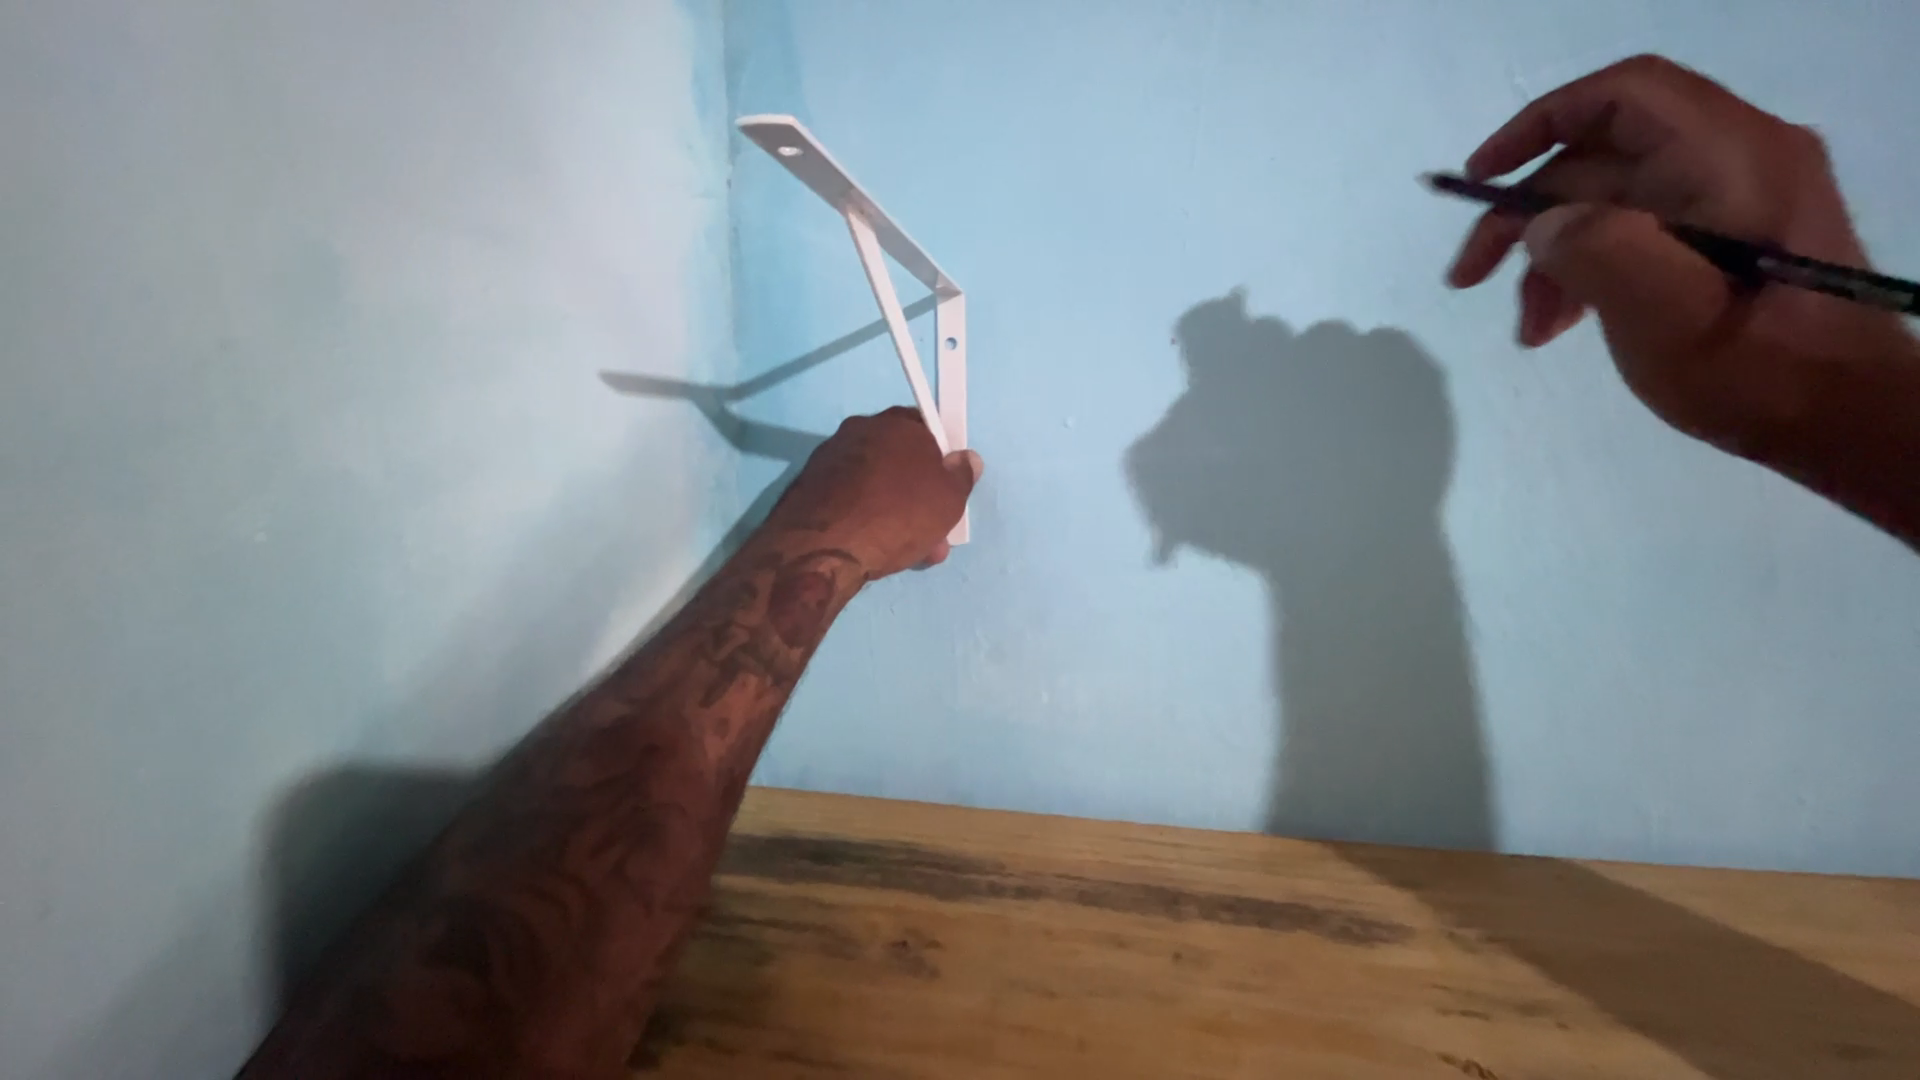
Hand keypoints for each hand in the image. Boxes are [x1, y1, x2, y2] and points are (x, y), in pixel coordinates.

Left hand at [766, 406, 982, 577]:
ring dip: (897, 512)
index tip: (949, 489)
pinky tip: (878, 548)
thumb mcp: (949, 499)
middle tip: (935, 531)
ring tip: (912, 550)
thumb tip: (965, 458)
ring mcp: (831, 458)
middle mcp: (860, 430)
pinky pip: (851, 500)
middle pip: (900, 460)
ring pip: (877, 484)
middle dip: (921, 495)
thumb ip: (962, 476)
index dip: (942, 460)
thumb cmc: (897, 514)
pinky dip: (867, 518)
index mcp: (897, 422)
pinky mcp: (810, 487)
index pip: (927, 429)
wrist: (824, 547)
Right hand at [1447, 55, 1911, 453]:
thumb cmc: (1755, 369)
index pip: (1623, 96)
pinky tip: (1557, 326)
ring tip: (1529, 328)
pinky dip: (1576, 273)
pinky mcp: (1713, 238)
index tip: (1478, 179)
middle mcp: (1730, 161)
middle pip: (1595, 159)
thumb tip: (1541, 225)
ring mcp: (1724, 200)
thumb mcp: (1668, 317)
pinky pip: (1622, 233)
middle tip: (1468, 278)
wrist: (1837, 416)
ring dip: (1545, 259)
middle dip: (1521, 216)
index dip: (1540, 124)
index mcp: (1730, 159)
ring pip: (1599, 204)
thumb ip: (1603, 254)